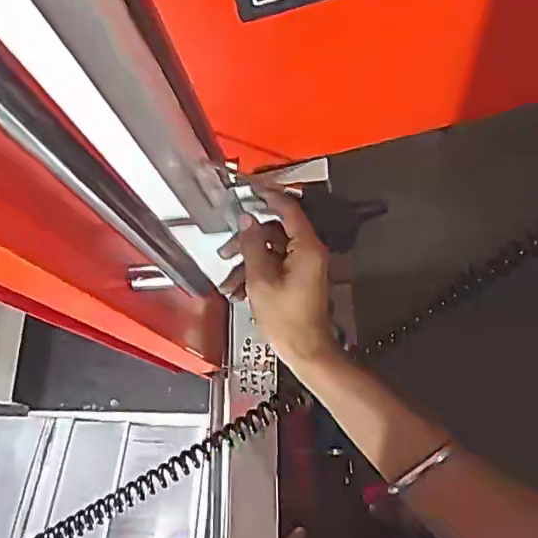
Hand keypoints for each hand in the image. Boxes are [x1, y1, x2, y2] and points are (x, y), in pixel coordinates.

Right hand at [219, 188, 338, 367]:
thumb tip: (247, 222)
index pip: (287, 209)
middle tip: (227, 249)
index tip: (250, 187)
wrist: (305, 349)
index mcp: (306, 248)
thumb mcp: (260, 280)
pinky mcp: (300, 279)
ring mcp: (305, 266)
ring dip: (248, 261)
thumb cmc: (289, 321)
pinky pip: (276, 265)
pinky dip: (257, 273)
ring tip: (230, 280)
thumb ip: (252, 246)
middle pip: (275, 231)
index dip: (267, 195)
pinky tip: (239, 289)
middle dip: (247, 241)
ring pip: (272, 250)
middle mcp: (309, 253)